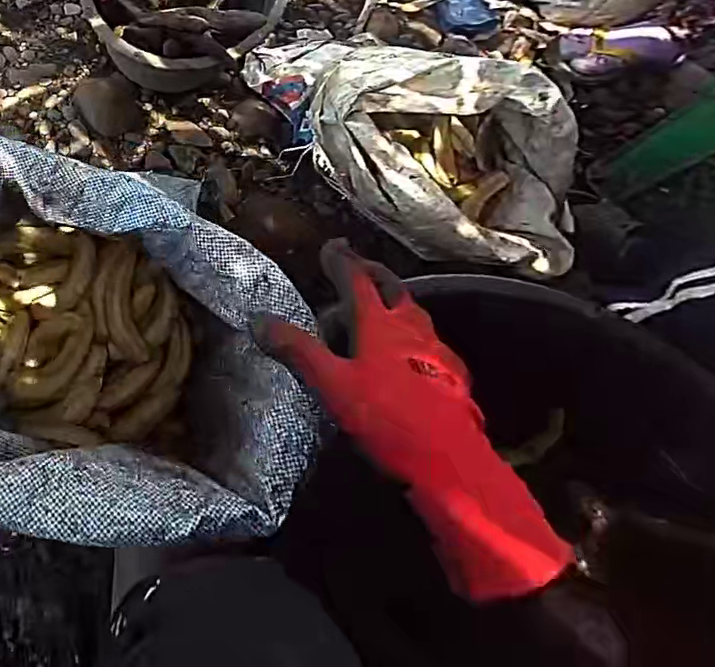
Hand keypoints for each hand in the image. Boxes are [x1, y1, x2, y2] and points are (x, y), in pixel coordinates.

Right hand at [255, 241, 570, 601]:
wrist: (455, 468)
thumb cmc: (389, 419)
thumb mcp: (332, 384)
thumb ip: (298, 350)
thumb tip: (259, 320)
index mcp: (380, 325)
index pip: (357, 282)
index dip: (342, 262)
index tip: (332, 245)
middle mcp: (412, 331)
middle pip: (394, 290)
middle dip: (374, 273)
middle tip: (359, 265)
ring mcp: (437, 355)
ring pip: (415, 316)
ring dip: (396, 303)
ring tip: (382, 306)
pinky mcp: (453, 380)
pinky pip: (430, 344)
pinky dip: (413, 336)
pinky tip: (409, 355)